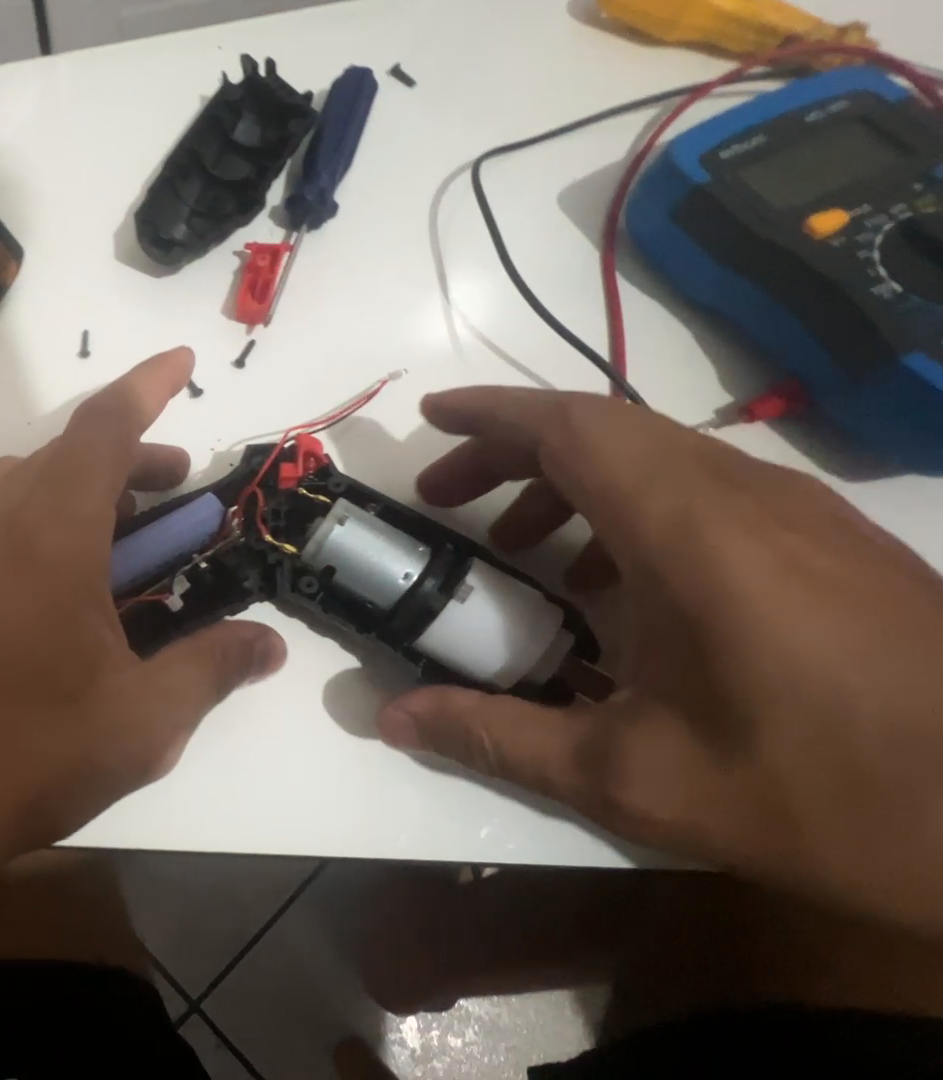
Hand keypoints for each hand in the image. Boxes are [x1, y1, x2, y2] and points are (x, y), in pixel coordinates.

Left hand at [0, 348, 285, 875]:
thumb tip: (268, 644)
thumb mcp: (144, 721)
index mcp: (48, 535)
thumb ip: (212, 667)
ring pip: (17, 484)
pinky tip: (48, 582)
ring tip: (114, 542)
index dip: (147, 387)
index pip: (104, 429)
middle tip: (174, 496)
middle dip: (126, 458)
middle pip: (63, 455)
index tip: (181, 363)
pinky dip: (28, 519)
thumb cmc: (32, 756)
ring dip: (73, 490)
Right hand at [377, 386, 942, 937]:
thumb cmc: (821, 792)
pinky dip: (628, 507)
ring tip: (517, 543)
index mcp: (694, 537)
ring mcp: (804, 518)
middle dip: (509, 451)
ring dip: (569, 480)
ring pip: (658, 456)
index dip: (492, 414)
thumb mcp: (629, 777)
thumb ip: (494, 736)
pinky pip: (704, 490)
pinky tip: (615, 584)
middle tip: (444, 496)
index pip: (576, 430)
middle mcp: (750, 502)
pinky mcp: (834, 544)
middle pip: (608, 432)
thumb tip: (388, 719)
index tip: (428, 419)